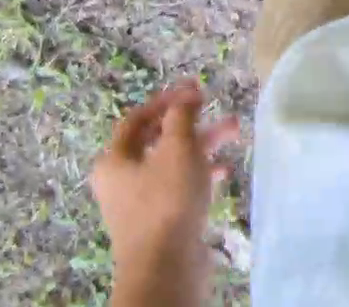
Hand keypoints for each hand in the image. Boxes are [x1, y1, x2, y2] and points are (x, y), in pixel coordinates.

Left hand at [89, 80, 239, 304]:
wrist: (165, 262)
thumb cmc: (167, 197)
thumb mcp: (178, 147)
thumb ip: (182, 116)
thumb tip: (186, 93)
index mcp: (114, 160)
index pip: (136, 119)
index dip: (164, 99)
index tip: (195, 88)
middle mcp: (120, 178)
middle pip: (156, 139)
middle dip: (190, 121)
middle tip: (217, 107)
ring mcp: (138, 200)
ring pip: (172, 161)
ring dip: (202, 143)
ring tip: (233, 132)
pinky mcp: (158, 216)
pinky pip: (178, 183)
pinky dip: (200, 171)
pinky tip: (223, 171)